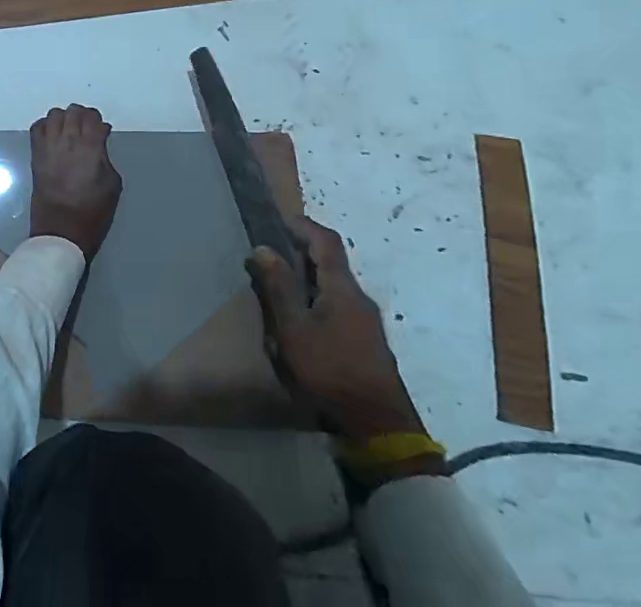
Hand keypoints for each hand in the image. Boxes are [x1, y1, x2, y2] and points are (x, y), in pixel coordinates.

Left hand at [27, 104, 122, 260]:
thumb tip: (99, 142)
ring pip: (54, 115)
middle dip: (82, 116)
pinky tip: (53, 135)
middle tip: (87, 128)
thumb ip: (105, 157)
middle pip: (73, 112)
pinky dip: (46, 126)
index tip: (102, 130)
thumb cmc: (93, 211)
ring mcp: (48, 146)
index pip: (92, 119)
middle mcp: (67, 141)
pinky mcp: (35, 154)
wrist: (61, 230)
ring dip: (64, 118)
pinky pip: (37, 128)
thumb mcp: (112, 184)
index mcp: (90, 148)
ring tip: (70, 130)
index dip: (98, 122)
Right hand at [244, 214, 426, 444]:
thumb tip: (263, 248)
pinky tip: (300, 315)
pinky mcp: (365, 340)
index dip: (305, 225)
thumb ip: (279, 288)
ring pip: (334, 285)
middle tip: (271, 251)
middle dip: (302, 250)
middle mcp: (359, 297)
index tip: (280, 218)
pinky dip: (316, 296)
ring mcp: (366, 320)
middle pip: (331, 262)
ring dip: (308, 276)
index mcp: (343, 288)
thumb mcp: (294, 329)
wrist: (377, 422)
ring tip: (279, 282)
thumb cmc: (331, 370)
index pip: (327, 242)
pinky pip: (338, 304)